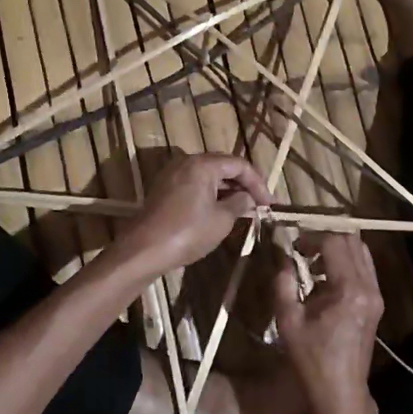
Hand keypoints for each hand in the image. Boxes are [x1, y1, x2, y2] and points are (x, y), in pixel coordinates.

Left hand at [111, 154, 269, 278]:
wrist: (143, 251)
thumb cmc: (188, 232)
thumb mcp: (223, 219)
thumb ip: (240, 202)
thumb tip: (247, 197)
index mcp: (203, 164)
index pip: (239, 165)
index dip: (258, 183)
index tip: (269, 202)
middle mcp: (187, 162)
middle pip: (223, 166)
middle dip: (244, 183)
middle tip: (259, 201)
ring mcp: (173, 175)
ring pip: (209, 175)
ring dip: (228, 189)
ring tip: (244, 206)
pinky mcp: (165, 189)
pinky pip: (195, 184)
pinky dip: (212, 193)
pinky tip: (221, 209)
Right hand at [272, 233, 384, 413]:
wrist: (340, 390)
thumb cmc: (311, 359)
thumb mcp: (288, 321)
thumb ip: (283, 284)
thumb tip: (283, 257)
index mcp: (348, 289)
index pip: (335, 243)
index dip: (312, 237)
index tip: (293, 245)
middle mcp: (368, 286)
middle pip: (352, 241)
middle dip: (326, 238)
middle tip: (302, 248)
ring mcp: (376, 293)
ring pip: (362, 252)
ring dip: (338, 249)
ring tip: (312, 263)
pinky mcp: (377, 301)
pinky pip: (365, 268)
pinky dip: (347, 263)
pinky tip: (326, 279)